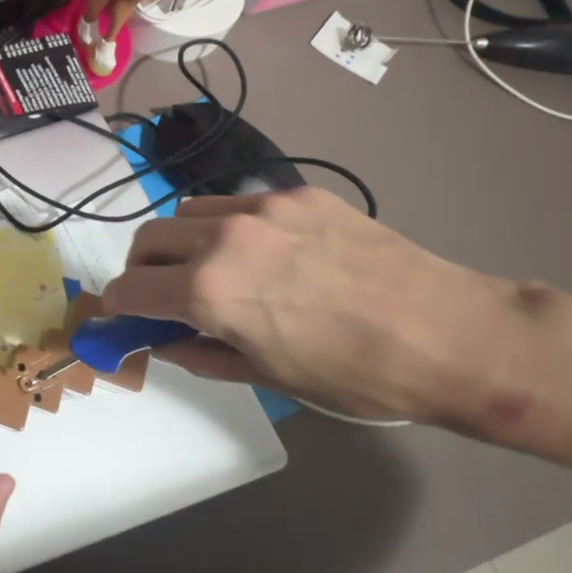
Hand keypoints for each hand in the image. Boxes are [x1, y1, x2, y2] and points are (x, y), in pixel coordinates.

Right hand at [104, 189, 526, 426]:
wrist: (452, 336)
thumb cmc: (356, 376)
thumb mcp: (267, 377)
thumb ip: (200, 353)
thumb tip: (162, 341)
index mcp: (207, 292)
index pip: (129, 288)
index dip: (119, 306)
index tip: (124, 317)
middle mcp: (221, 239)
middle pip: (147, 240)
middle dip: (142, 268)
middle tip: (164, 294)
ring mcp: (260, 208)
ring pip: (188, 212)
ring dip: (183, 241)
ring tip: (216, 267)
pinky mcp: (296, 194)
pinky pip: (238, 203)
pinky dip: (230, 226)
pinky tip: (270, 252)